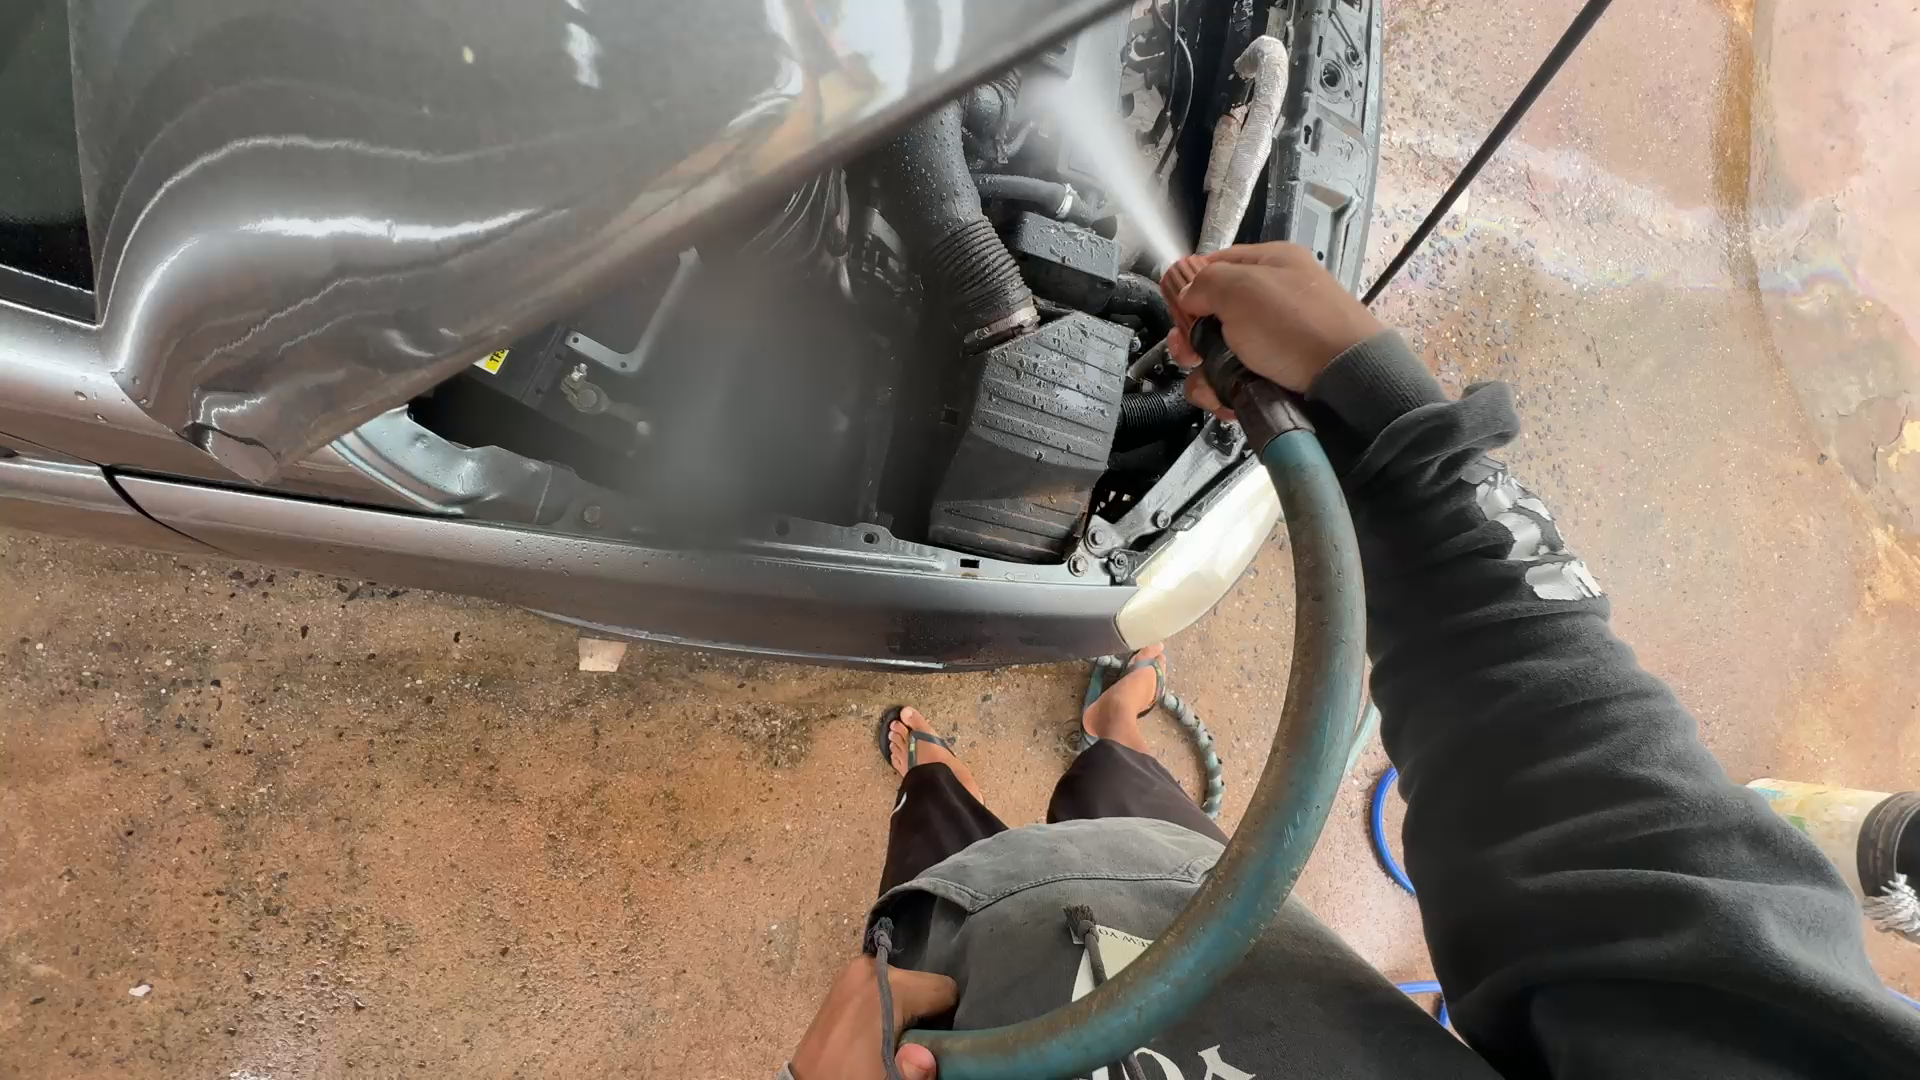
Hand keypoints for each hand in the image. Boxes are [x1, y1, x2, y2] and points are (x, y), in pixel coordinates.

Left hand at [790, 955, 956, 1079]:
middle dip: (922, 1013)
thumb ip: (918, 1071)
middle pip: (920, 984)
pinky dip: (885, 1005)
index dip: (945, 1019)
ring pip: (900, 984)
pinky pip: (880, 986)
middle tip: (908, 1047)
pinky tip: (876, 1032)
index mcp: (887, 985)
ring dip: (903, 1010)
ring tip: (890, 1042)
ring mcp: (854, 970)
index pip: (943, 989)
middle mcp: (871, 967)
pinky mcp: (843, 980)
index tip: (932, 1044)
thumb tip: (927, 1056)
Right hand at [1163, 242, 1383, 414]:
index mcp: (1267, 264)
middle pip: (1207, 316)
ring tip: (1212, 387)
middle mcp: (1266, 300)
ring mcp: (1268, 340)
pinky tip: (1227, 400)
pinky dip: (1222, 393)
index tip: (1177, 311)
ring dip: (1204, 373)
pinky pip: (1230, 380)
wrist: (1343, 380)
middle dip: (1190, 339)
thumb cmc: (1293, 325)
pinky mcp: (1268, 374)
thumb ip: (1204, 283)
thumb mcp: (1243, 289)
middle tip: (1190, 355)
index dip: (1189, 287)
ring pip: (1214, 354)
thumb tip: (1187, 297)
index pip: (1212, 265)